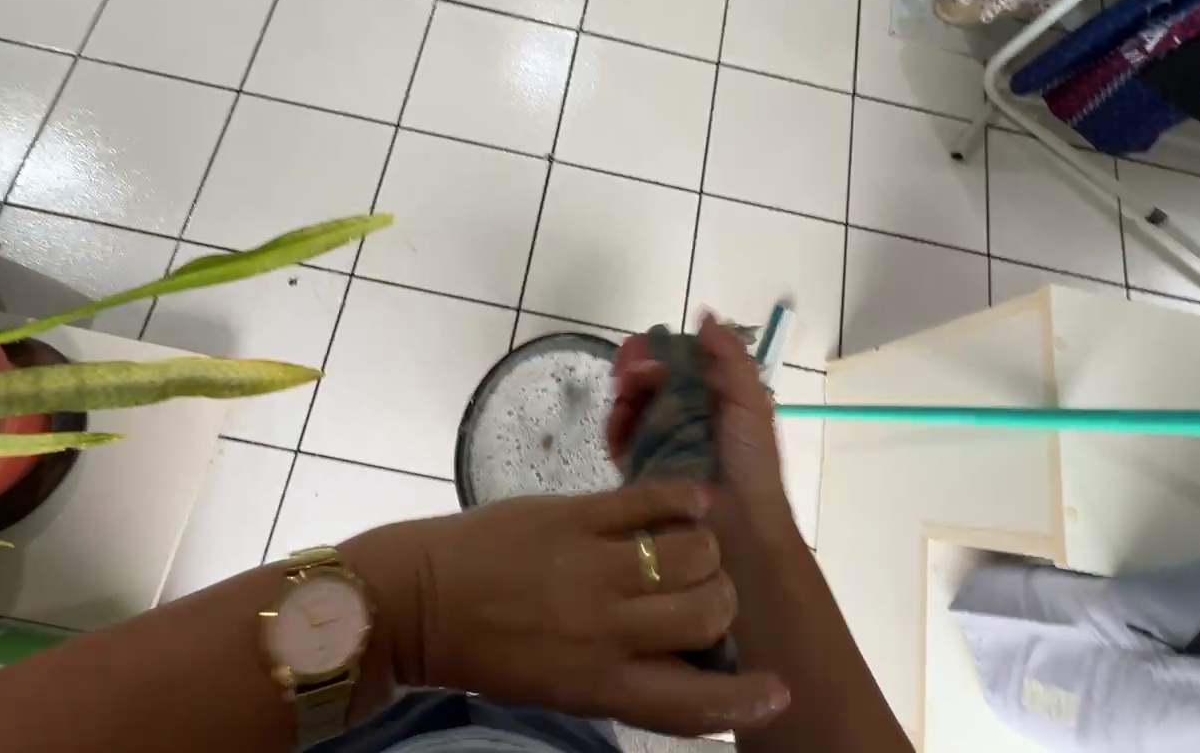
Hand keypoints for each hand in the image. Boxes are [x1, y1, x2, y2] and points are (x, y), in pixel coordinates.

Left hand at [344, 481, 789, 735]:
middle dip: (724, 599)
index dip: (747, 697)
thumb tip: (682, 647)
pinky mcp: (576, 514)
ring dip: (706, 546)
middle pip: (707, 611)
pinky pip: (648, 501)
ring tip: (696, 540)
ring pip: (690, 551)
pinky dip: (682, 498)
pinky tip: (694, 500)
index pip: (695, 702)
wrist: (421, 598)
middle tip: (710, 587)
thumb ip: (623, 671)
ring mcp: (593, 564)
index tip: (778, 686)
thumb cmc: (490, 652)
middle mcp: (607, 627)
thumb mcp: (560, 683)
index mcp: (600, 682)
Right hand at [607, 313, 796, 536]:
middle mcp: (683, 411)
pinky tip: (618, 423)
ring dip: (624, 392)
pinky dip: (614, 424)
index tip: (646, 348)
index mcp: (711, 393)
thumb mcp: (750, 403)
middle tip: (628, 371)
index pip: (678, 358)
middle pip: (649, 375)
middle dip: (634, 365)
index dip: (659, 347)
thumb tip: (705, 314)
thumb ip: (730, 358)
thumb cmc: (751, 463)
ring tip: (624, 396)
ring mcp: (659, 437)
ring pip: (630, 401)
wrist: (740, 531)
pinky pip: (618, 436)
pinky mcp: (639, 465)